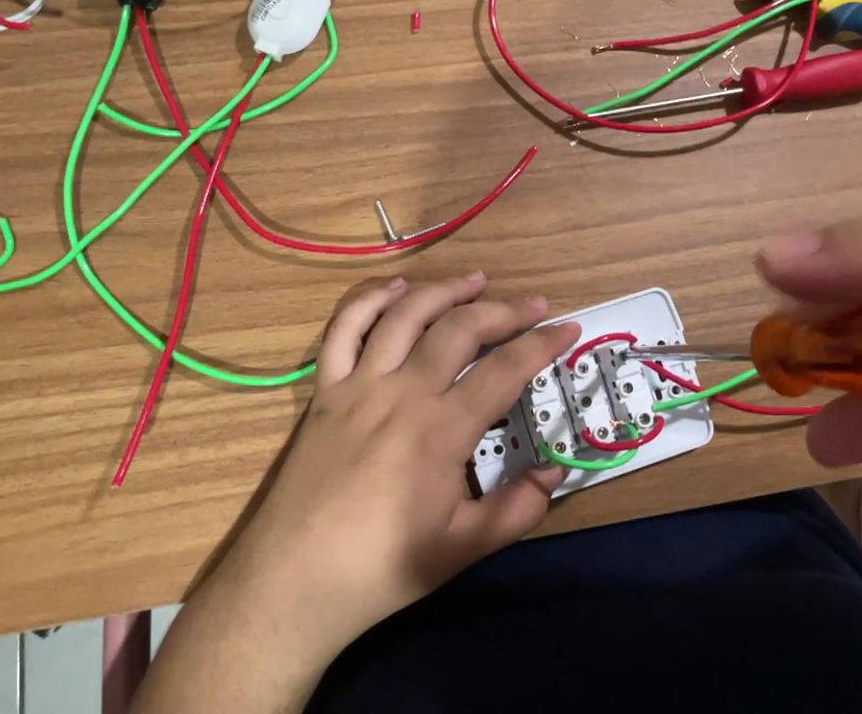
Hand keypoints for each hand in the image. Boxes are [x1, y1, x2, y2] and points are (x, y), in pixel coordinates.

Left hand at [214, 272, 575, 652]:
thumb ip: (517, 509)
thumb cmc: (384, 567)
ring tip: (476, 280)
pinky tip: (396, 289)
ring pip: (405, 316)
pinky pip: (344, 330)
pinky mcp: (325, 390)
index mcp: (440, 431)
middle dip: (503, 310)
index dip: (541, 344)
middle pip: (459, 329)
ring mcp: (358, 385)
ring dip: (443, 290)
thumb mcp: (463, 549)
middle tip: (534, 305)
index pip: (503, 371)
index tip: (567, 328)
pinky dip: (370, 301)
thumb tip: (554, 473)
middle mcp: (402, 393)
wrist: (294, 581)